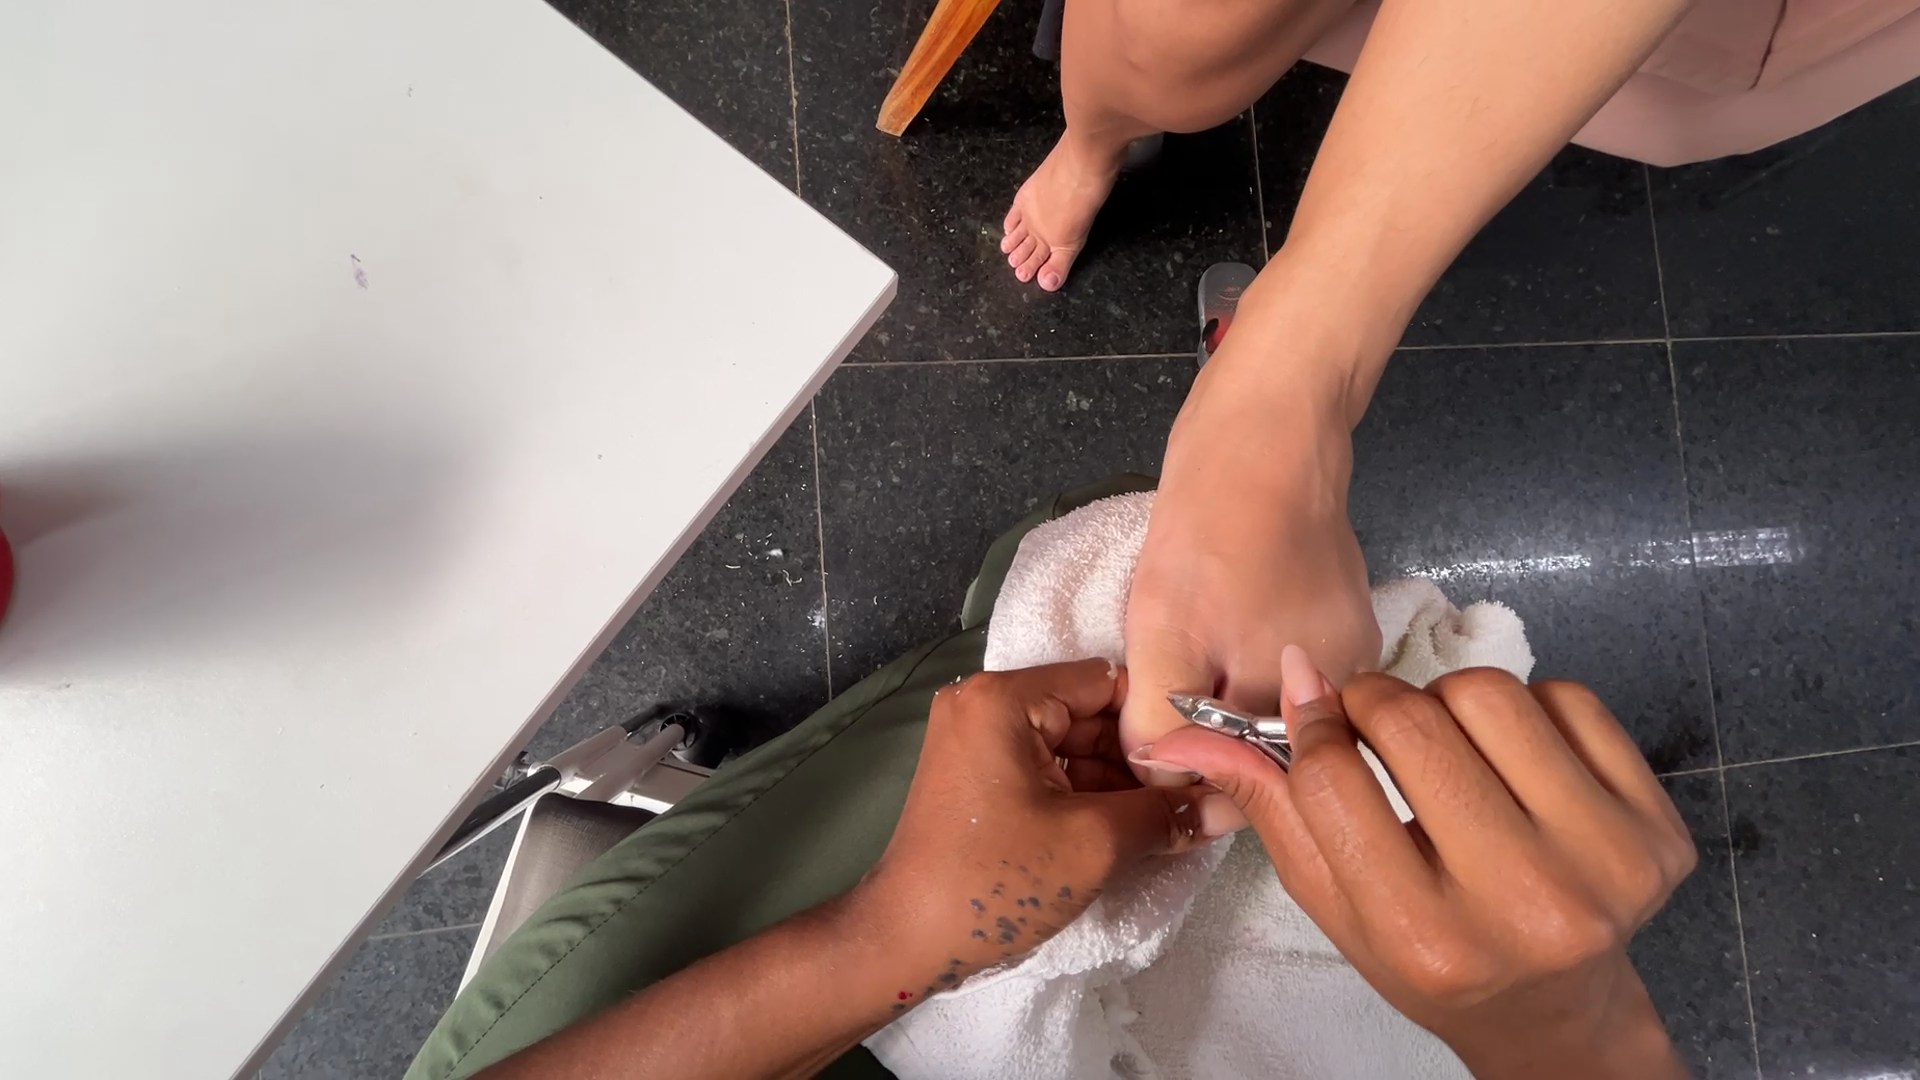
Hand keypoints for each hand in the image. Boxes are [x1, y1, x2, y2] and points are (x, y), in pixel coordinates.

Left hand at [851, 660, 1205, 1005]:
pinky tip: (1133, 820)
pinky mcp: (980, 770)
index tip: (1204, 752)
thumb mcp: (1092, 843)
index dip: (1156, 717)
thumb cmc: (994, 879)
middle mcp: (986, 702)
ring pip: (1070, 743)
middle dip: (1140, 755)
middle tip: (1199, 789)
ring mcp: (979, 736)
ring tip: (1175, 811)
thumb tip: (1231, 805)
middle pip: (1086, 712)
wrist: (905, 939)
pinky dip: (1086, 791)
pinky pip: (1046, 765)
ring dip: (1118, 778)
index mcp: (1003, 698)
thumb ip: (1166, 815)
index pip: (1103, 681)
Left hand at [1124, 330, 1379, 763]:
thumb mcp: (1165, 630)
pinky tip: (1215, 615)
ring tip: (1184, 634)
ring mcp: (1349, 645)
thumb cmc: (1209, 529)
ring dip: (1215, 684)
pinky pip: (1278, 657)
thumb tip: (1156, 774)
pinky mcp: (1337, 608)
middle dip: (1201, 723)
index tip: (1146, 739)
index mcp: (1315, 708)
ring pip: (1266, 698)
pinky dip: (1236, 651)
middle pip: (1261, 740)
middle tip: (1158, 669)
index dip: (1192, 767)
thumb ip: (1160, 714)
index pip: (1250, 779)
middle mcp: (1348, 689)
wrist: (1264, 426)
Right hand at [1142, 647, 1695, 1079]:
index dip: (1309, 722)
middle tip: (1371, 723)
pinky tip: (1508, 757)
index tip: (1310, 710)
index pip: (1332, 773)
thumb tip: (1175, 734)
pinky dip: (1523, 707)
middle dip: (1371, 700)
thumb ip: (1259, 801)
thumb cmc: (1415, 951)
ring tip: (1441, 744)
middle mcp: (1526, 903)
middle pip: (1411, 720)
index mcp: (1423, 930)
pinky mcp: (1663, 831)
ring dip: (1443, 699)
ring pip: (1487, 693)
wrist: (1552, 1010)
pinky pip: (1569, 699)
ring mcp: (1609, 864)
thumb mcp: (1321, 891)